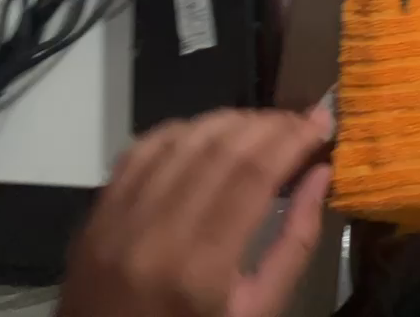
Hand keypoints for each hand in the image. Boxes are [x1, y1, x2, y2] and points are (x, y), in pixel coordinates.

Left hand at [60, 108, 333, 316]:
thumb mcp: (258, 313)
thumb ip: (296, 243)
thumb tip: (322, 173)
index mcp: (201, 269)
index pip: (256, 172)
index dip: (295, 137)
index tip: (323, 122)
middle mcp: (155, 234)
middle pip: (224, 147)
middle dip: (272, 124)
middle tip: (301, 122)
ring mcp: (118, 221)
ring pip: (187, 137)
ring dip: (234, 120)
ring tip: (264, 128)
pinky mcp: (97, 215)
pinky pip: (146, 147)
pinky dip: (186, 130)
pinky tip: (211, 136)